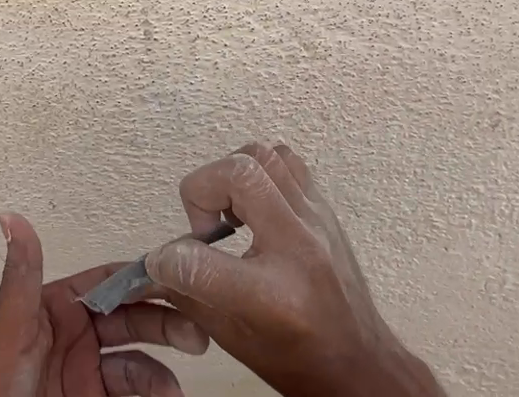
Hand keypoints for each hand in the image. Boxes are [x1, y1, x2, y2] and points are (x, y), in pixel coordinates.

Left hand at [0, 213, 209, 396]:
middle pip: (133, 322)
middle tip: (194, 336)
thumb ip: (21, 279)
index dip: (144, 279)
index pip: (109, 284)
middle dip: (165, 325)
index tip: (179, 278)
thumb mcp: (8, 331)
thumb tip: (12, 219)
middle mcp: (75, 337)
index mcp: (56, 308)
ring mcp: (84, 374)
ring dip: (161, 373)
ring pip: (137, 365)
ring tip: (173, 390)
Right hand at [143, 144, 442, 396]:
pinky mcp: (324, 207)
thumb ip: (185, 292)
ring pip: (262, 156)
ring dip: (231, 176)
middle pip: (238, 175)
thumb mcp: (231, 338)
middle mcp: (298, 249)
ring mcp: (316, 220)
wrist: (361, 362)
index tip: (163, 263)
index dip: (166, 260)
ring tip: (230, 211)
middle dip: (202, 192)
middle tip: (206, 228)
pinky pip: (285, 161)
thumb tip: (156, 259)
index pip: (199, 261)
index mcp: (272, 297)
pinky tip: (254, 204)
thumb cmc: (296, 357)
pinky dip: (259, 172)